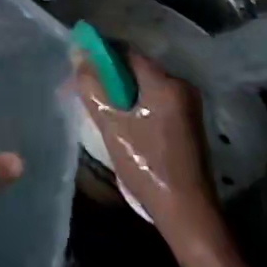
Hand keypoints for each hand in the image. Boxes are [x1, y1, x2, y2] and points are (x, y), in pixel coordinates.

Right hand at [77, 50, 246, 266]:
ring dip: (120, 90)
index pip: (126, 51)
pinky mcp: (188, 123)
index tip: (77, 62)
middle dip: (107, 74)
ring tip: (96, 103)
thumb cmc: (148, 166)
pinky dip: (135, 102)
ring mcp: (188, 106)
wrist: (188, 215)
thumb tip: (77, 52)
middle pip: (135, 68)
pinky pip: (154, 100)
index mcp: (166, 83)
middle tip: (82, 86)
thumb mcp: (111, 125)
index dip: (99, 53)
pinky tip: (119, 118)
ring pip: (144, 85)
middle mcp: (181, 87)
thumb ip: (91, 85)